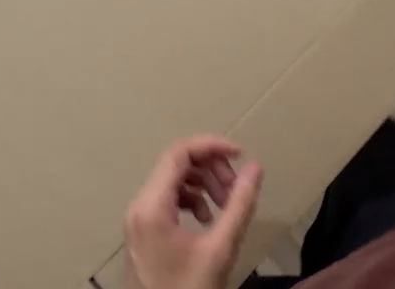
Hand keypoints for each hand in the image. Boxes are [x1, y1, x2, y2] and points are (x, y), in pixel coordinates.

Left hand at [125, 136, 262, 288]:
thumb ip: (239, 204)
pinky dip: (192, 198)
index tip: (240, 154)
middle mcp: (140, 206)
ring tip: (227, 204)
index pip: (180, 152)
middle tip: (236, 188)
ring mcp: (139, 219)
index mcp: (152, 206)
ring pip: (174, 179)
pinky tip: (209, 218)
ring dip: (204, 182)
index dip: (212, 145)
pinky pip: (168, 197)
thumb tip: (255, 167)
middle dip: (212, 168)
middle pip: (177, 163)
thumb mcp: (220, 249)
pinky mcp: (144, 231)